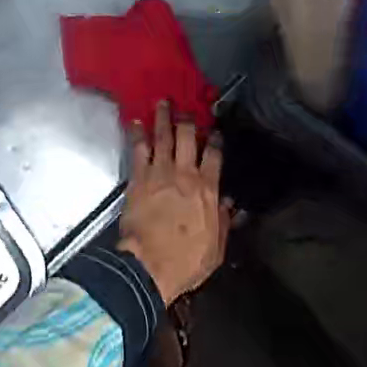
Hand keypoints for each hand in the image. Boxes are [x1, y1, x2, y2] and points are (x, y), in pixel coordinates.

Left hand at [117, 101, 230, 304]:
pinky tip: (135, 121)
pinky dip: (137, 134)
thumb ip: (224, 221)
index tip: (214, 130)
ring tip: (162, 102)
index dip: (215, 140)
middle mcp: (184, 175)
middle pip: (187, 139)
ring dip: (162, 118)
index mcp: (207, 191)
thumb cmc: (186, 260)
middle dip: (186, 120)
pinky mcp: (138, 177)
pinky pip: (138, 149)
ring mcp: (159, 173)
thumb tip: (231, 204)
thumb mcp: (216, 247)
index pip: (214, 157)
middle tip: (185, 108)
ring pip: (162, 137)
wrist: (149, 264)